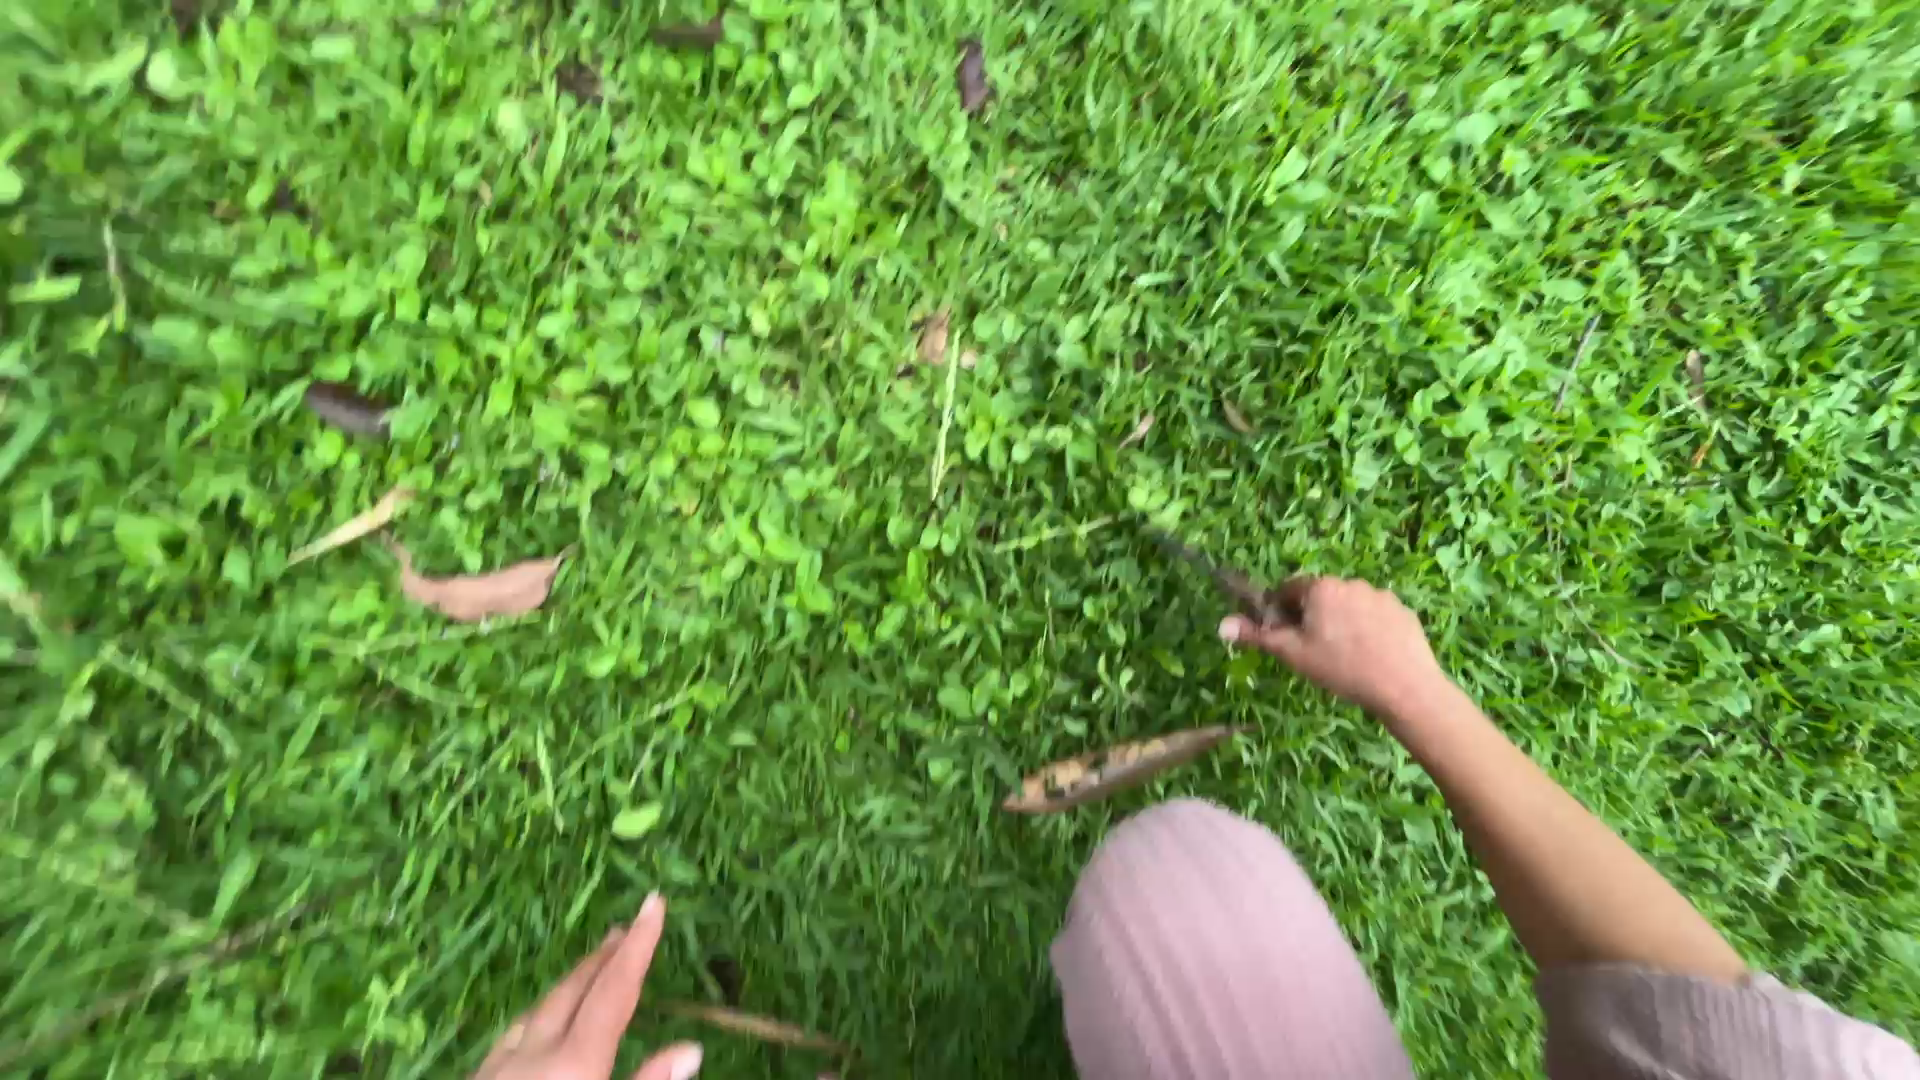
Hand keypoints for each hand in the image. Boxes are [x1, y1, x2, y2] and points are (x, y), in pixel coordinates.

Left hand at [474, 893, 702, 1079]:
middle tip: (624, 930)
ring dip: (567, 987)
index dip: (638, 945)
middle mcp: (531, 1058)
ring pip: (535, 1014)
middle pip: (572, 992)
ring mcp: (493, 1077)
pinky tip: (527, 1035)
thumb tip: (691, 1048)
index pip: (615, 990)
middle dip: (601, 959)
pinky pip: (509, 1042)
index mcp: (574, 1064)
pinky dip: (534, 1021)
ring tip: (585, 973)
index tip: (653, 902)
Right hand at [1218, 577, 1450, 725]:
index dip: (1281, 612)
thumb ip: (1257, 635)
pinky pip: (1374, 615)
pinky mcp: (1402, 611)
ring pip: (1347, 605)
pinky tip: (1370, 655)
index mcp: (1319, 588)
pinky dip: (1367, 629)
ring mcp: (1379, 595)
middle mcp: (1349, 582)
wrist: (1405, 687)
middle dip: (1311, 617)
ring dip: (1339, 621)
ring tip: (1344, 656)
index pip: (1287, 590)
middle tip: (1313, 650)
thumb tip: (1221, 625)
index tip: (1285, 636)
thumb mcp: (1292, 653)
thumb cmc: (1340, 667)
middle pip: (1318, 596)